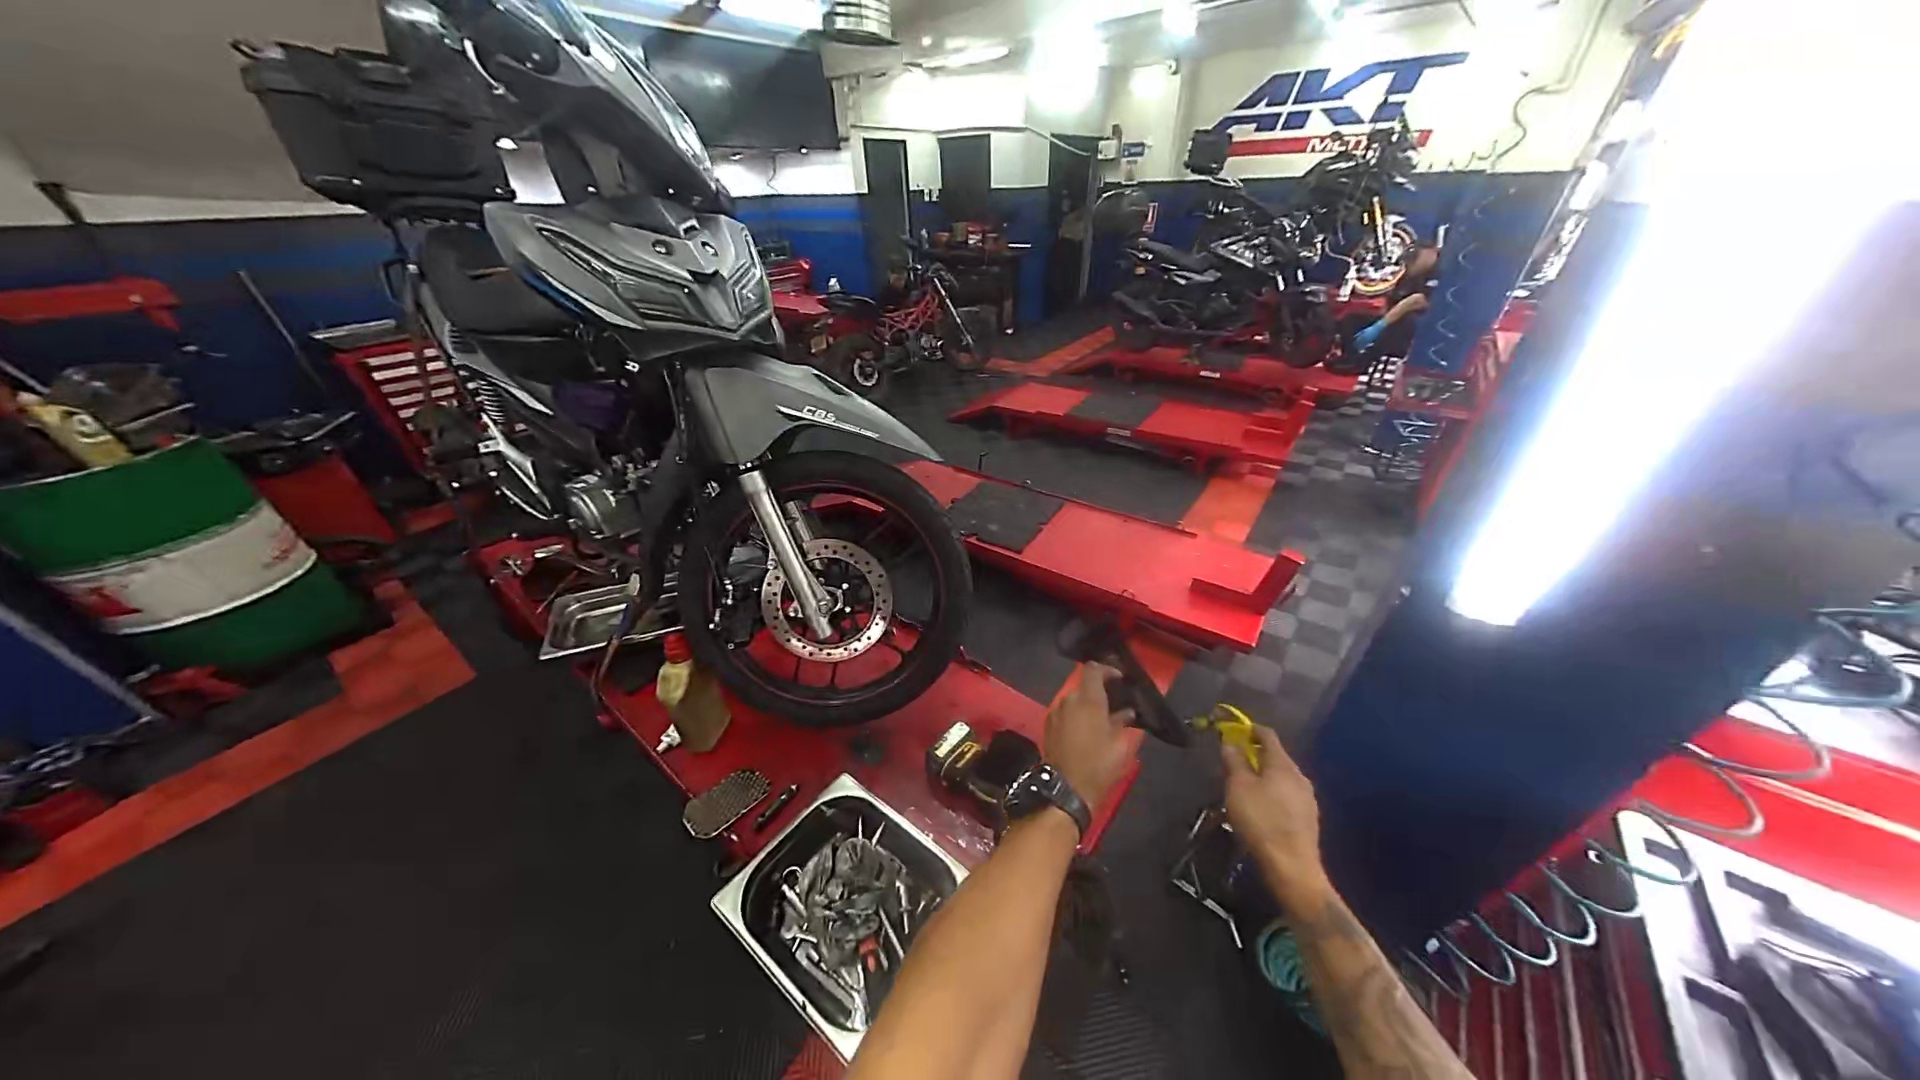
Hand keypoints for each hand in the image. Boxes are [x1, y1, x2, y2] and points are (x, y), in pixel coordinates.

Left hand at [1043, 663, 1135, 808]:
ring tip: (1102, 721)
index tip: (1119, 679)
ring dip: (1087, 706)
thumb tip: (1126, 712)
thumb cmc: (1098, 763)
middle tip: (1114, 705)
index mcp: (1087, 700)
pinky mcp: (1048, 726)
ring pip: (1073, 701)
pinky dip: (1076, 716)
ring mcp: (1055, 712)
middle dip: (1098, 693)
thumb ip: (1123, 722)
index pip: (1093, 670)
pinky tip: (1086, 731)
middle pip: (1083, 687)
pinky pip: (1065, 713)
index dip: (1107, 670)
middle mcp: (1068, 700)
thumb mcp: (1119, 744)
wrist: (1066, 788)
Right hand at [1221, 725, 1329, 911]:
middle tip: (1233, 762)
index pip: (1268, 735)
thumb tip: (1230, 742)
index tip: (1233, 730)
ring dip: (1263, 775)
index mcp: (1283, 764)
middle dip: (1254, 755)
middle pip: (1275, 756)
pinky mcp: (1308, 817)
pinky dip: (1272, 792)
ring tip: (1244, 787)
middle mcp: (1299, 776)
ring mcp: (1307, 798)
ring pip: (1281, 777)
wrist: (1291, 867)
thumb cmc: (1260, 820)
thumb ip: (1234, 761)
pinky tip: (1260, 807)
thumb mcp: (1238, 787)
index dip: (1250, 729)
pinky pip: (1286, 794)